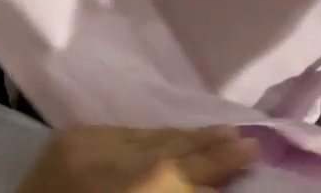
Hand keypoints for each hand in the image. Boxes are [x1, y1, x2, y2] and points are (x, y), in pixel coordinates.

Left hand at [14, 125, 258, 192]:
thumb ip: (174, 190)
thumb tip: (206, 186)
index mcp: (135, 185)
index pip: (183, 169)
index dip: (219, 160)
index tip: (252, 147)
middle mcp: (107, 153)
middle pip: (166, 146)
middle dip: (204, 143)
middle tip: (242, 135)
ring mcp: (84, 140)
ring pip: (143, 134)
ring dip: (178, 136)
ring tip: (214, 133)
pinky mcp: (68, 136)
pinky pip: (117, 132)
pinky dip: (145, 137)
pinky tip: (165, 138)